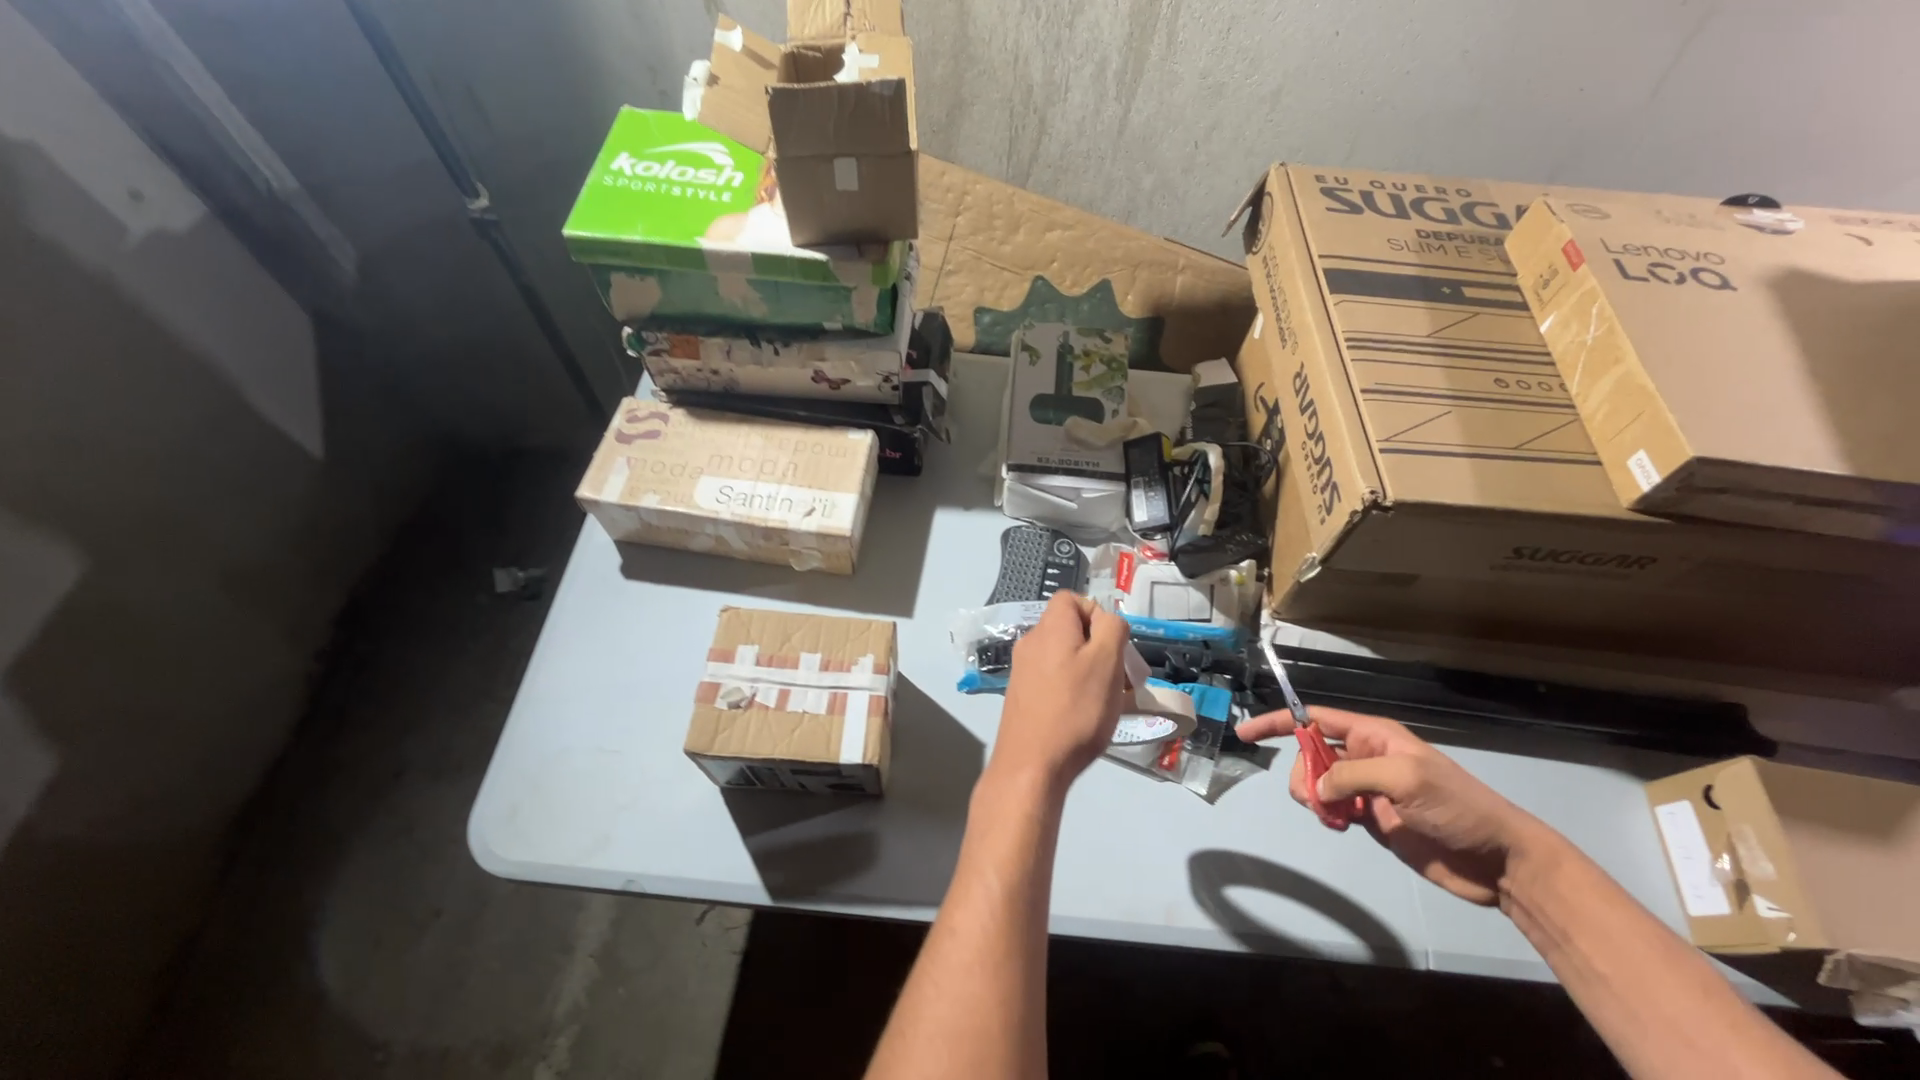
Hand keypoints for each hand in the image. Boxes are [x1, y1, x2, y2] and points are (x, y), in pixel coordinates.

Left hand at [991, 591, 1128, 792]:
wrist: (1032, 765)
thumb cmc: (1075, 710)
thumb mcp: (1107, 662)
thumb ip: (1112, 629)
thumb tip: (1108, 619)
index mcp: (1050, 628)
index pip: (1071, 599)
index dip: (1097, 614)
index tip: (1114, 644)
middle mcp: (1030, 643)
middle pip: (1070, 629)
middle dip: (1099, 647)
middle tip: (1120, 677)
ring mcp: (1022, 671)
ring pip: (1064, 657)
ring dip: (1089, 671)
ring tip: (1107, 700)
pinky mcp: (1021, 697)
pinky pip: (1053, 680)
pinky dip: (1072, 689)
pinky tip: (1084, 715)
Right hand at [1236, 706, 1549, 905]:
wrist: (1495, 858)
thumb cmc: (1457, 807)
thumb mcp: (1405, 779)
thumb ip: (1352, 775)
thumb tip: (1318, 788)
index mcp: (1374, 735)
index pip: (1315, 719)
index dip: (1278, 722)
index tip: (1246, 734)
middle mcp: (1366, 756)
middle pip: (1309, 754)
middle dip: (1301, 774)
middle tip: (1316, 800)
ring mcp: (1368, 788)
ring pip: (1317, 783)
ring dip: (1313, 798)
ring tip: (1334, 817)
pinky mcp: (1371, 818)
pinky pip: (1332, 808)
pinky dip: (1325, 815)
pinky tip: (1339, 826)